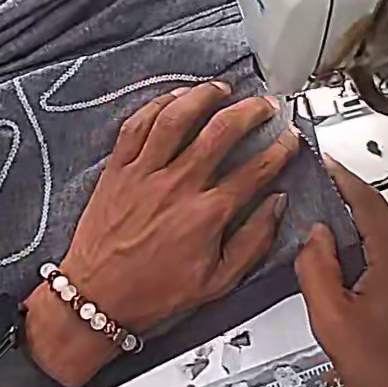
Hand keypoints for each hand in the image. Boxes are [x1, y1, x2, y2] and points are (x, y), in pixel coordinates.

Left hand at [27, 81, 299, 386]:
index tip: (288, 138)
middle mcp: (178, 186)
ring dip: (203, 97)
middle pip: (221, 132)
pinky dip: (157, 105)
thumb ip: (254, 242)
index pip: (254, 170)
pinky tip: (174, 97)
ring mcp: (145, 174)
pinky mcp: (118, 169)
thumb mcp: (218, 281)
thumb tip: (276, 206)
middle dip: (250, 111)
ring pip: (177, 118)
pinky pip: (137, 125)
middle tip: (263, 105)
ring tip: (221, 89)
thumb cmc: (154, 292)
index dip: (279, 149)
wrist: (98, 297)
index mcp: (206, 215)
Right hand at [295, 157, 387, 386]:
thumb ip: (315, 267)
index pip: (367, 200)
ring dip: (365, 255)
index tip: (328, 164)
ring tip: (345, 294)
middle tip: (318, 249)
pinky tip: (367, 304)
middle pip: (378, 224)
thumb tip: (315, 237)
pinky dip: (383, 270)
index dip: (342, 178)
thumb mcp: (331, 321)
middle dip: (346, 230)